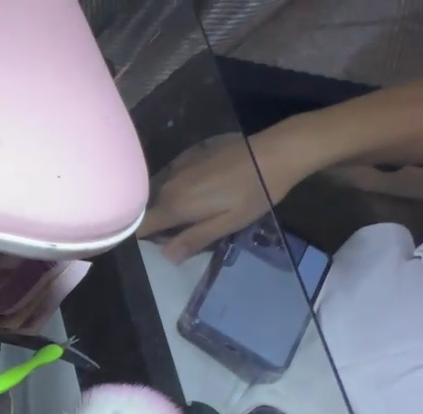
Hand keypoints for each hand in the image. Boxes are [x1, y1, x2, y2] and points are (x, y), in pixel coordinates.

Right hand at [140, 128, 321, 260]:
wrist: (283, 147)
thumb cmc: (258, 189)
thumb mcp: (231, 222)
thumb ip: (195, 239)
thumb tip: (166, 256)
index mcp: (172, 207)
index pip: (138, 228)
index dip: (144, 239)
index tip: (161, 241)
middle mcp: (166, 188)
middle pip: (149, 212)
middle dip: (160, 221)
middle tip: (188, 225)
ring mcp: (176, 169)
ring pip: (160, 195)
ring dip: (171, 203)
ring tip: (197, 203)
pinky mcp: (188, 157)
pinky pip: (172, 178)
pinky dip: (180, 185)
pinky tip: (204, 182)